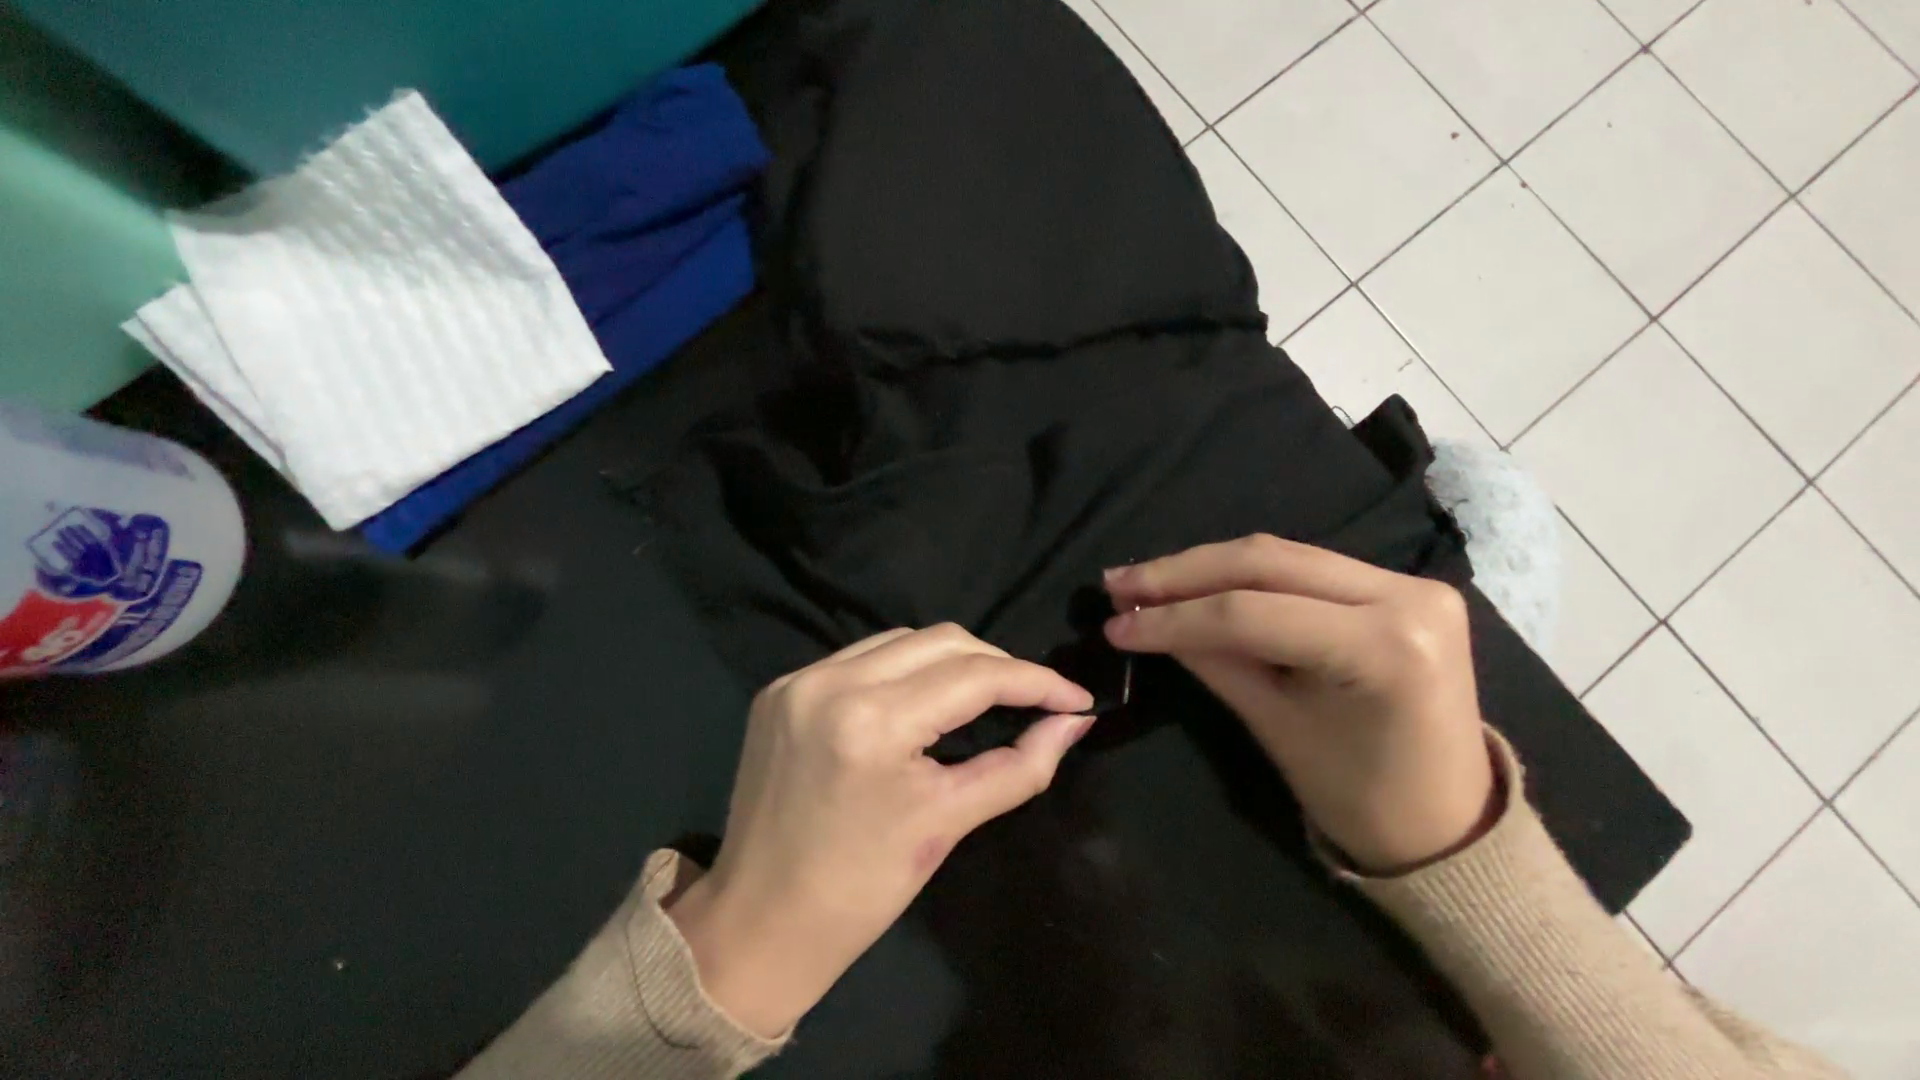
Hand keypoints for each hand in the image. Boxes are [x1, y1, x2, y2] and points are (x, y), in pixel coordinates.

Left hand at [666, 625, 1095, 1036]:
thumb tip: (1073, 723)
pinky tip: (922, 700)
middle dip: (997, 664)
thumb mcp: (948, 823)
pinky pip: (860, 658)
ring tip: (985, 697)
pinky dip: (903, 669)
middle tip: (1034, 699)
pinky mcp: (779, 690)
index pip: (974, 675)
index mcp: (873, 721)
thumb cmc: (862, 890)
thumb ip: (1021, 766)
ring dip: (951, 660)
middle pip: (941, 639)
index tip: (1076, 697)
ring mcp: (797, 681)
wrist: (760, 923)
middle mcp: (830, 681)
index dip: (1035, 681)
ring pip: (900, 640)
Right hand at [1102, 535, 1495, 874]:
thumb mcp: (1276, 728)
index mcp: (1385, 646)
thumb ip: (1213, 662)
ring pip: (1283, 556)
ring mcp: (1410, 584)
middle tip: (1117, 584)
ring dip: (1207, 567)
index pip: (1253, 613)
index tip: (1115, 625)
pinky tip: (1198, 582)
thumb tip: (1141, 620)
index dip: (1174, 617)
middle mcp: (1406, 595)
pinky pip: (1306, 568)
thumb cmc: (1360, 797)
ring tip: (1144, 581)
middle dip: (1183, 573)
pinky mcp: (1401, 586)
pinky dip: (1245, 576)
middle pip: (1269, 563)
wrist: (1448, 825)